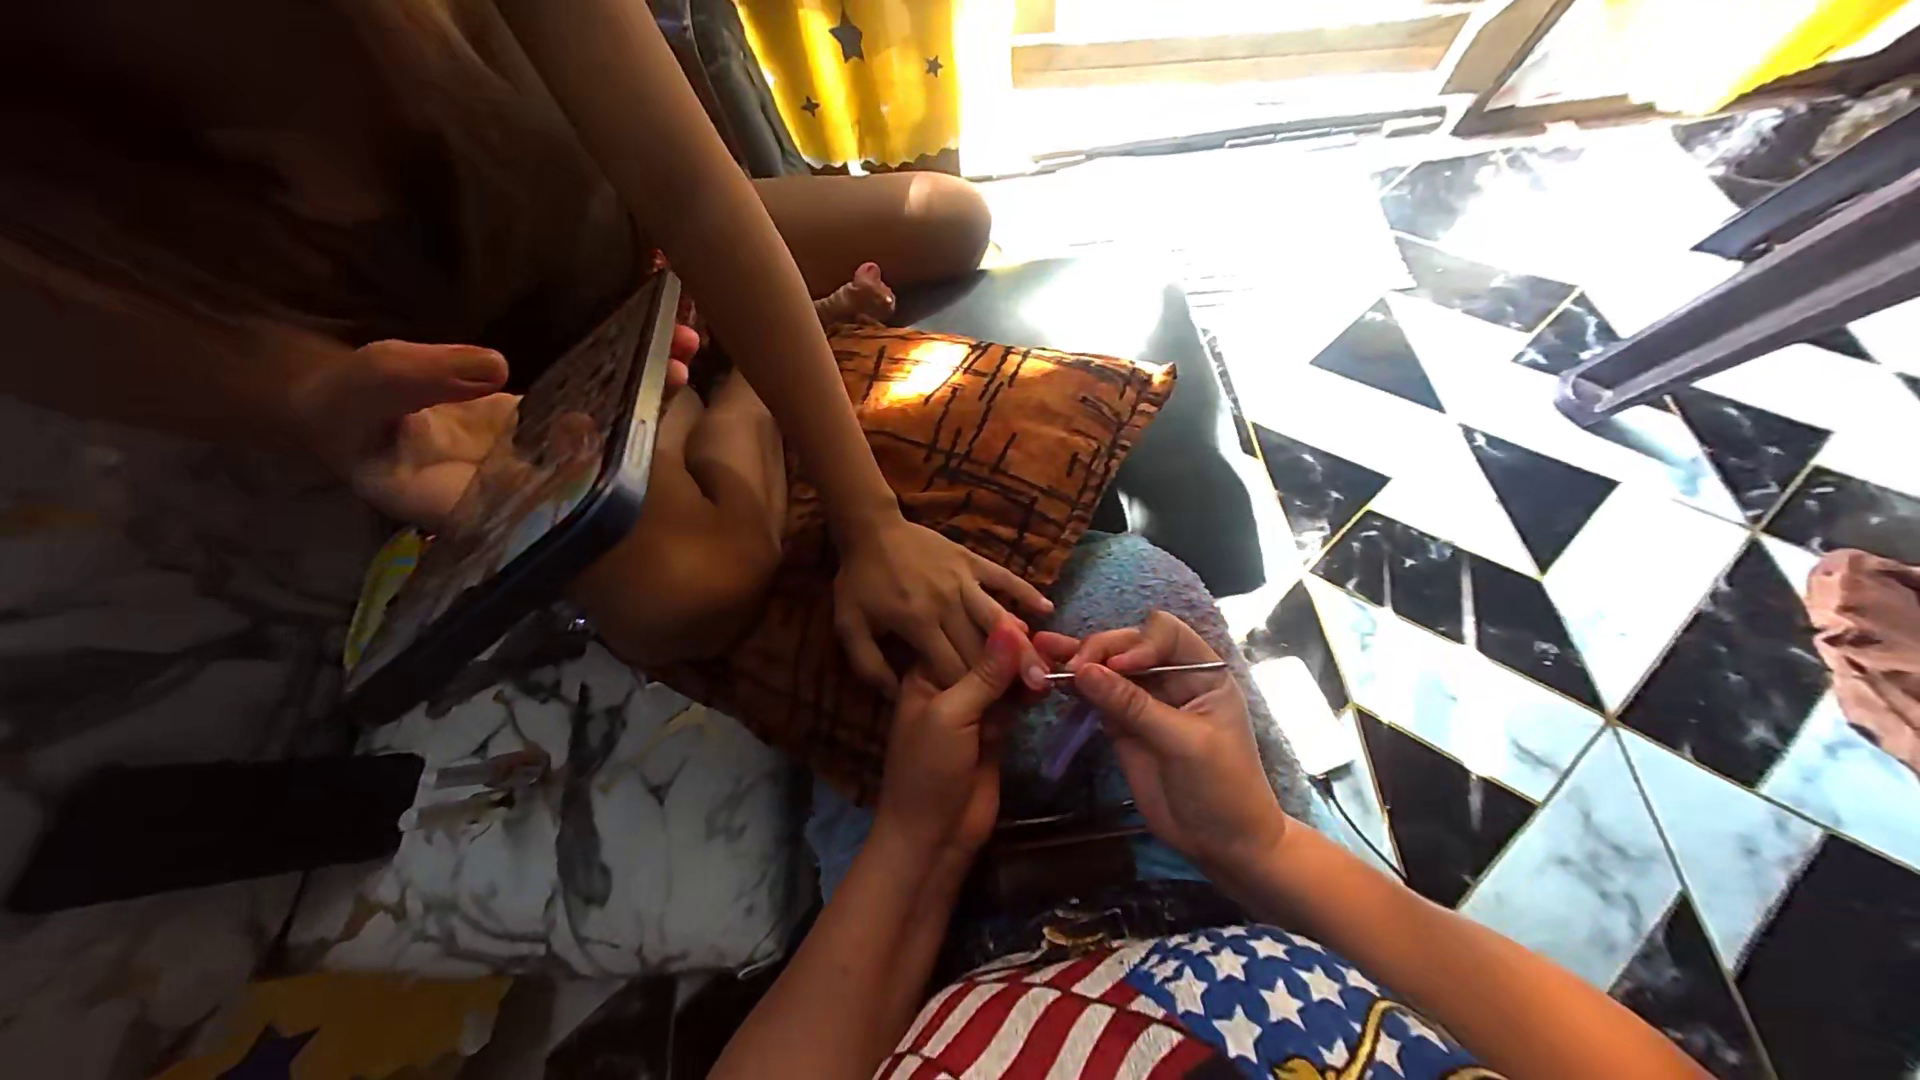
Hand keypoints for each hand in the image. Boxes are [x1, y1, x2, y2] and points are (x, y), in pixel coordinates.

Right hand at [293, 328, 696, 528]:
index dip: (592, 477)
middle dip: (643, 422)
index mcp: (479, 504)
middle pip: (599, 465)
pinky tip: (665, 346)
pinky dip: (632, 378)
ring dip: (650, 393)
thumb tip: (493, 366)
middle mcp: (530, 490)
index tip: (628, 439)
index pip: (547, 503)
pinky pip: (602, 407)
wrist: (357, 407)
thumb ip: (409, 380)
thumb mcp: (354, 396)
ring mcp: (550, 461)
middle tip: (678, 377)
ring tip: (684, 351)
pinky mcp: (556, 430)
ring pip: (612, 433)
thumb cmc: (344, 409)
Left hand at [833, 514, 1053, 694]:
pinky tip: (1046, 609)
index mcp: (917, 623)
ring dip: (1022, 643)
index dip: (970, 694)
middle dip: (1006, 676)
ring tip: (1043, 666)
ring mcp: (962, 579)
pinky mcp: (971, 560)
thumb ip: (868, 665)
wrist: (869, 529)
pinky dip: (1025, 592)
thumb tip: (893, 695)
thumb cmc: (859, 581)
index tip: (988, 713)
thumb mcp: (849, 626)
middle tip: (1029, 696)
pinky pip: (1003, 577)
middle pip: (981, 648)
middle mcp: (945, 603)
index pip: (951, 667)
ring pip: (998, 617)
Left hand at [874, 619, 1025, 859]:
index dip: (994, 631)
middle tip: (1042, 658)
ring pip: (1004, 676)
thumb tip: (1012, 628)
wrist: (934, 838)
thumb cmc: (928, 771)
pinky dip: (1028, 694)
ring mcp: (972, 706)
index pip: (962, 635)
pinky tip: (1044, 688)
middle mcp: (948, 683)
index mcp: (925, 672)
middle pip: (986, 653)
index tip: (1026, 628)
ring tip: (1047, 672)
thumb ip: (983, 674)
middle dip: (1014, 652)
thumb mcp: (951, 715)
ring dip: (1025, 672)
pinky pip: (1014, 701)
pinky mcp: (994, 728)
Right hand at [1035, 611, 1288, 872]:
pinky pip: (1095, 695)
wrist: (1223, 845)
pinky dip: (1074, 687)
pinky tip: (1049, 677)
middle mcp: (1171, 676)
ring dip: (1077, 658)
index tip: (1118, 668)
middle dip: (1099, 650)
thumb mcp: (1183, 743)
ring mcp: (1143, 698)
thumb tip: (1083, 672)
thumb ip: (1133, 706)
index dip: (1137, 643)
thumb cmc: (1222, 788)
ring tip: (1042, 650)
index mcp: (1202, 672)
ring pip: (1106, 667)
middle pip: (1128, 644)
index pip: (1165, 633)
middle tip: (1072, 668)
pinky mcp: (1121, 722)